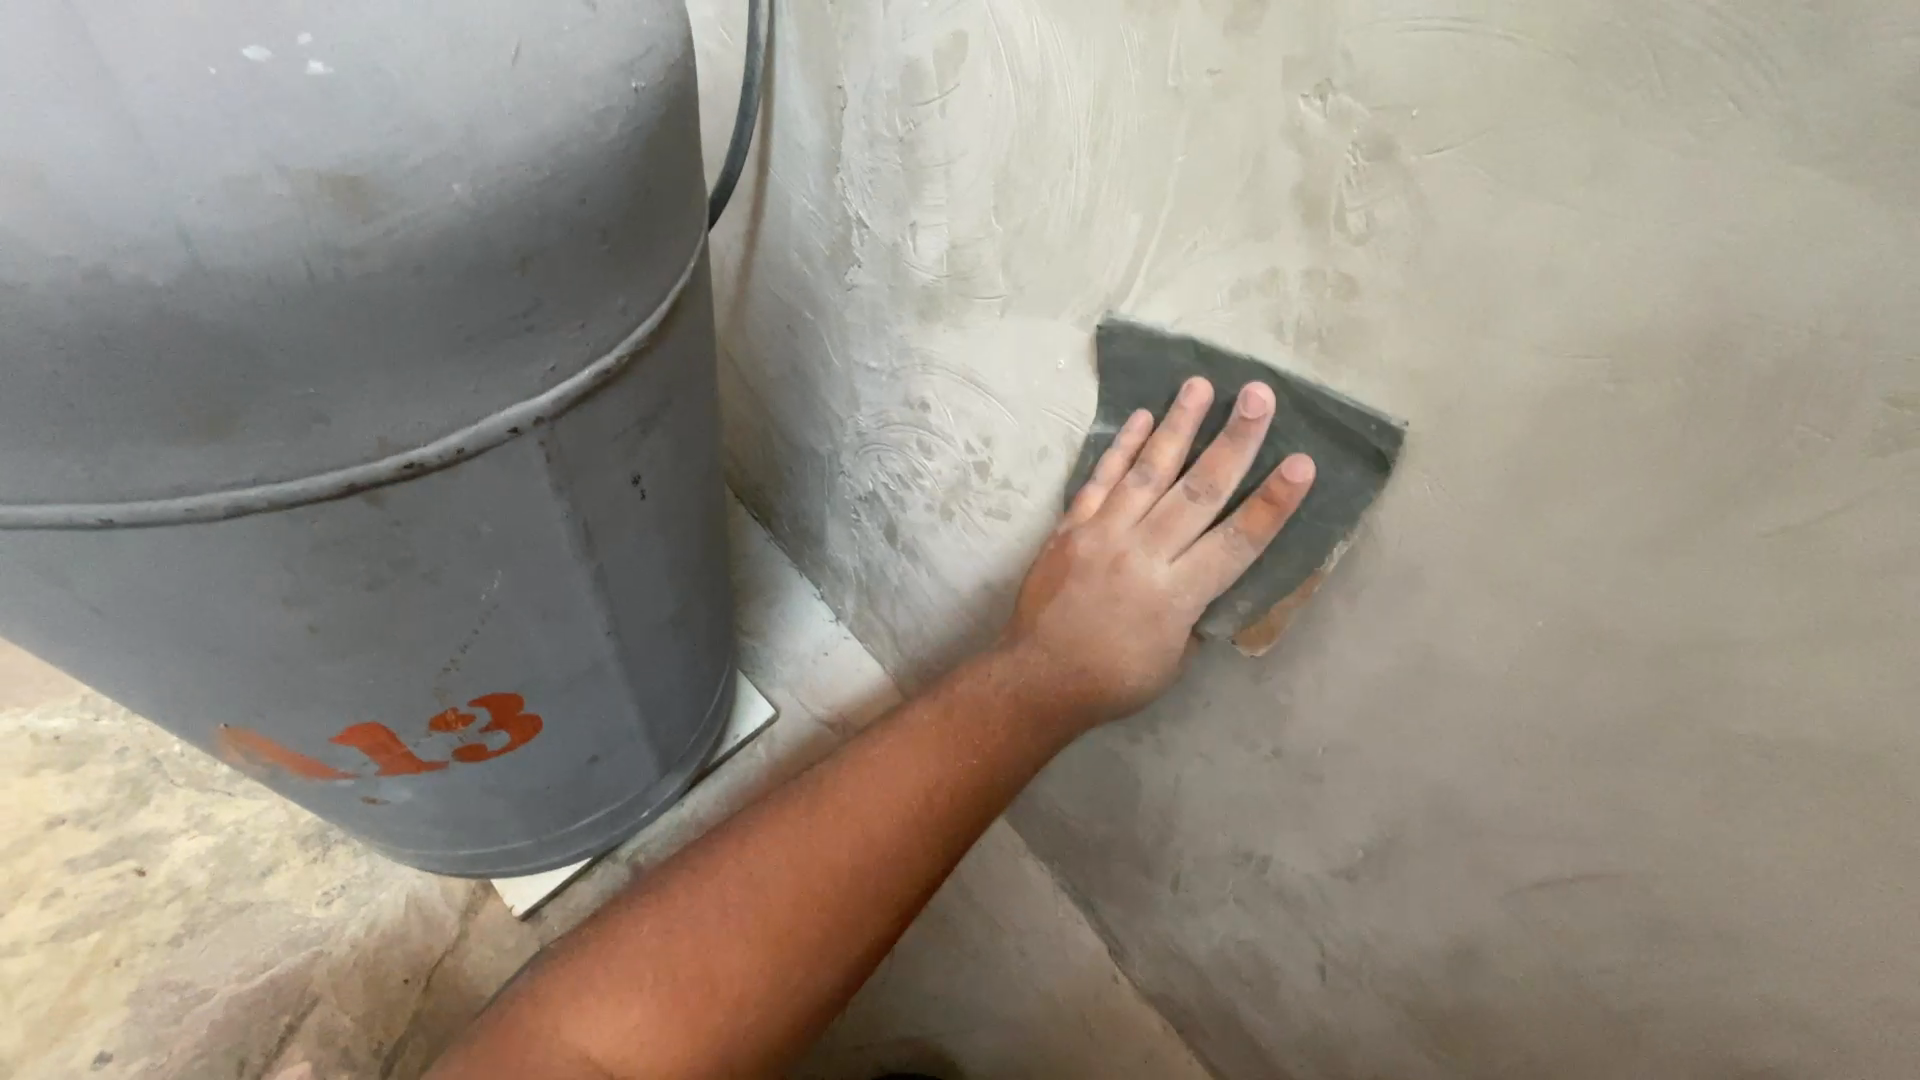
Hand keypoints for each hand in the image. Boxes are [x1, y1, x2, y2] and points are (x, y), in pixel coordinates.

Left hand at [996, 377, 1315, 732]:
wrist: (1038, 677)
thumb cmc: (1114, 679)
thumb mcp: (1173, 659)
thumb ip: (1195, 609)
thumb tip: (1209, 573)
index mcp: (1177, 595)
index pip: (1237, 541)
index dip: (1273, 503)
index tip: (1302, 462)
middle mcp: (1143, 554)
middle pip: (1198, 491)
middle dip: (1234, 441)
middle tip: (1259, 396)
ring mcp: (1103, 534)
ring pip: (1148, 471)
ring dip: (1177, 426)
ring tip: (1200, 385)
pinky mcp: (1071, 527)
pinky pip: (1100, 479)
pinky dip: (1120, 447)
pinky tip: (1140, 417)